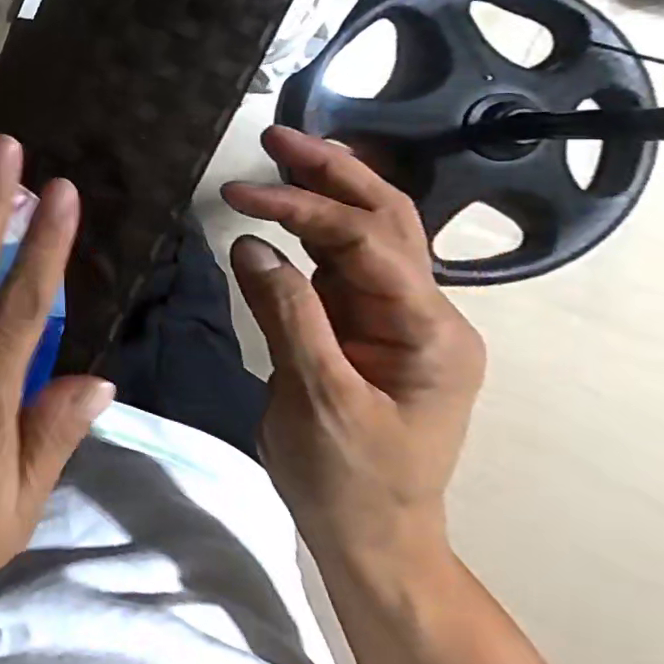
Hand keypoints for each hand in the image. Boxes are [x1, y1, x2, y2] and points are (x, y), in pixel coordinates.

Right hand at [221, 126, 485, 570]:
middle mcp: (422, 314)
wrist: (366, 527)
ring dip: (328, 190)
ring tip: (279, 154)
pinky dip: (311, 228)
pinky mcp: (357, 327)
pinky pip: (339, 264)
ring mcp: (391, 318)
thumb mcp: (317, 397)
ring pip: (369, 236)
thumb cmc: (348, 472)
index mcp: (429, 332)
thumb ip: (288, 316)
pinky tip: (283, 209)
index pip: (367, 244)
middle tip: (275, 136)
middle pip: (388, 222)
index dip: (302, 208)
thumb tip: (249, 245)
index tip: (234, 191)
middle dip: (335, 173)